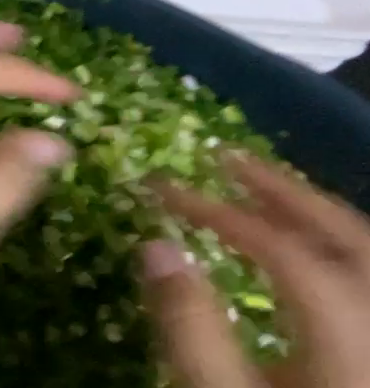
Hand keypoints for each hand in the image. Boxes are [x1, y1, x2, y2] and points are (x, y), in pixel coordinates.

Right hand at [142, 154, 369, 387]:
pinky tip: (302, 247)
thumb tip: (156, 242)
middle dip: (287, 194)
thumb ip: (188, 323)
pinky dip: (338, 253)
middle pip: (357, 247)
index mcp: (350, 348)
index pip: (287, 254)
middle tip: (224, 157)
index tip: (156, 188)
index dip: (219, 211)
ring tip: (257, 187)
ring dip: (316, 216)